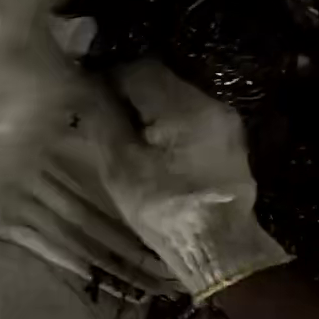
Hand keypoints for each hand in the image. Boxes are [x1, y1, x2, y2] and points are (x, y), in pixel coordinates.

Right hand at [1, 60, 286, 301]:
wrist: (220, 249)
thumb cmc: (164, 208)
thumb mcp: (121, 166)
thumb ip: (104, 120)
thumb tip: (90, 90)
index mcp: (184, 107)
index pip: (140, 69)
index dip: (110, 78)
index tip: (90, 96)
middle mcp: (211, 104)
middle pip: (161, 80)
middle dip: (129, 91)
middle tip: (104, 115)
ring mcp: (225, 122)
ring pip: (176, 98)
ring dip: (148, 107)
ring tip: (126, 132)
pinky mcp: (228, 141)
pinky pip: (190, 117)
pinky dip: (167, 122)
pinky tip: (153, 146)